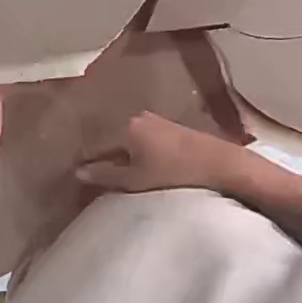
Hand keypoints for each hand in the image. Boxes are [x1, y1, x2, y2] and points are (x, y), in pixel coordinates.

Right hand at [75, 111, 251, 193]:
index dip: (92, 166)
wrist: (221, 164)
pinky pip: (147, 142)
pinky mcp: (173, 128)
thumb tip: (79, 172)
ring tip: (130, 181)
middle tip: (109, 184)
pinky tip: (150, 170)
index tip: (88, 184)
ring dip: (128, 159)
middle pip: (115, 143)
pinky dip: (144, 156)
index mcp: (126, 127)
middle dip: (110, 161)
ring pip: (132, 143)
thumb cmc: (173, 173)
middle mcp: (138, 118)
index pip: (98, 147)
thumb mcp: (134, 180)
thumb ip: (105, 175)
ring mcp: (157, 121)